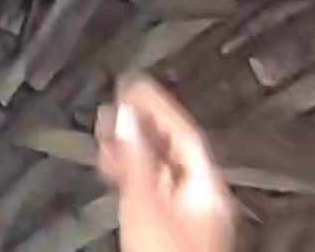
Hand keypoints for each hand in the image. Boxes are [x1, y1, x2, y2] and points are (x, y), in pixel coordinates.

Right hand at [96, 76, 234, 251]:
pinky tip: (112, 154)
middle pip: (172, 143)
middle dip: (141, 117)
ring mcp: (187, 205)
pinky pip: (149, 175)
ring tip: (107, 122)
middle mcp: (202, 190)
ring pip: (158, 159)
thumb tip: (127, 112)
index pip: (184, 131)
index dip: (158, 102)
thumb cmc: (167, 248)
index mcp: (208, 184)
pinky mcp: (168, 215)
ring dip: (131, 138)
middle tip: (117, 96)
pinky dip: (130, 160)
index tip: (134, 80)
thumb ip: (136, 153)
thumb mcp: (146, 196)